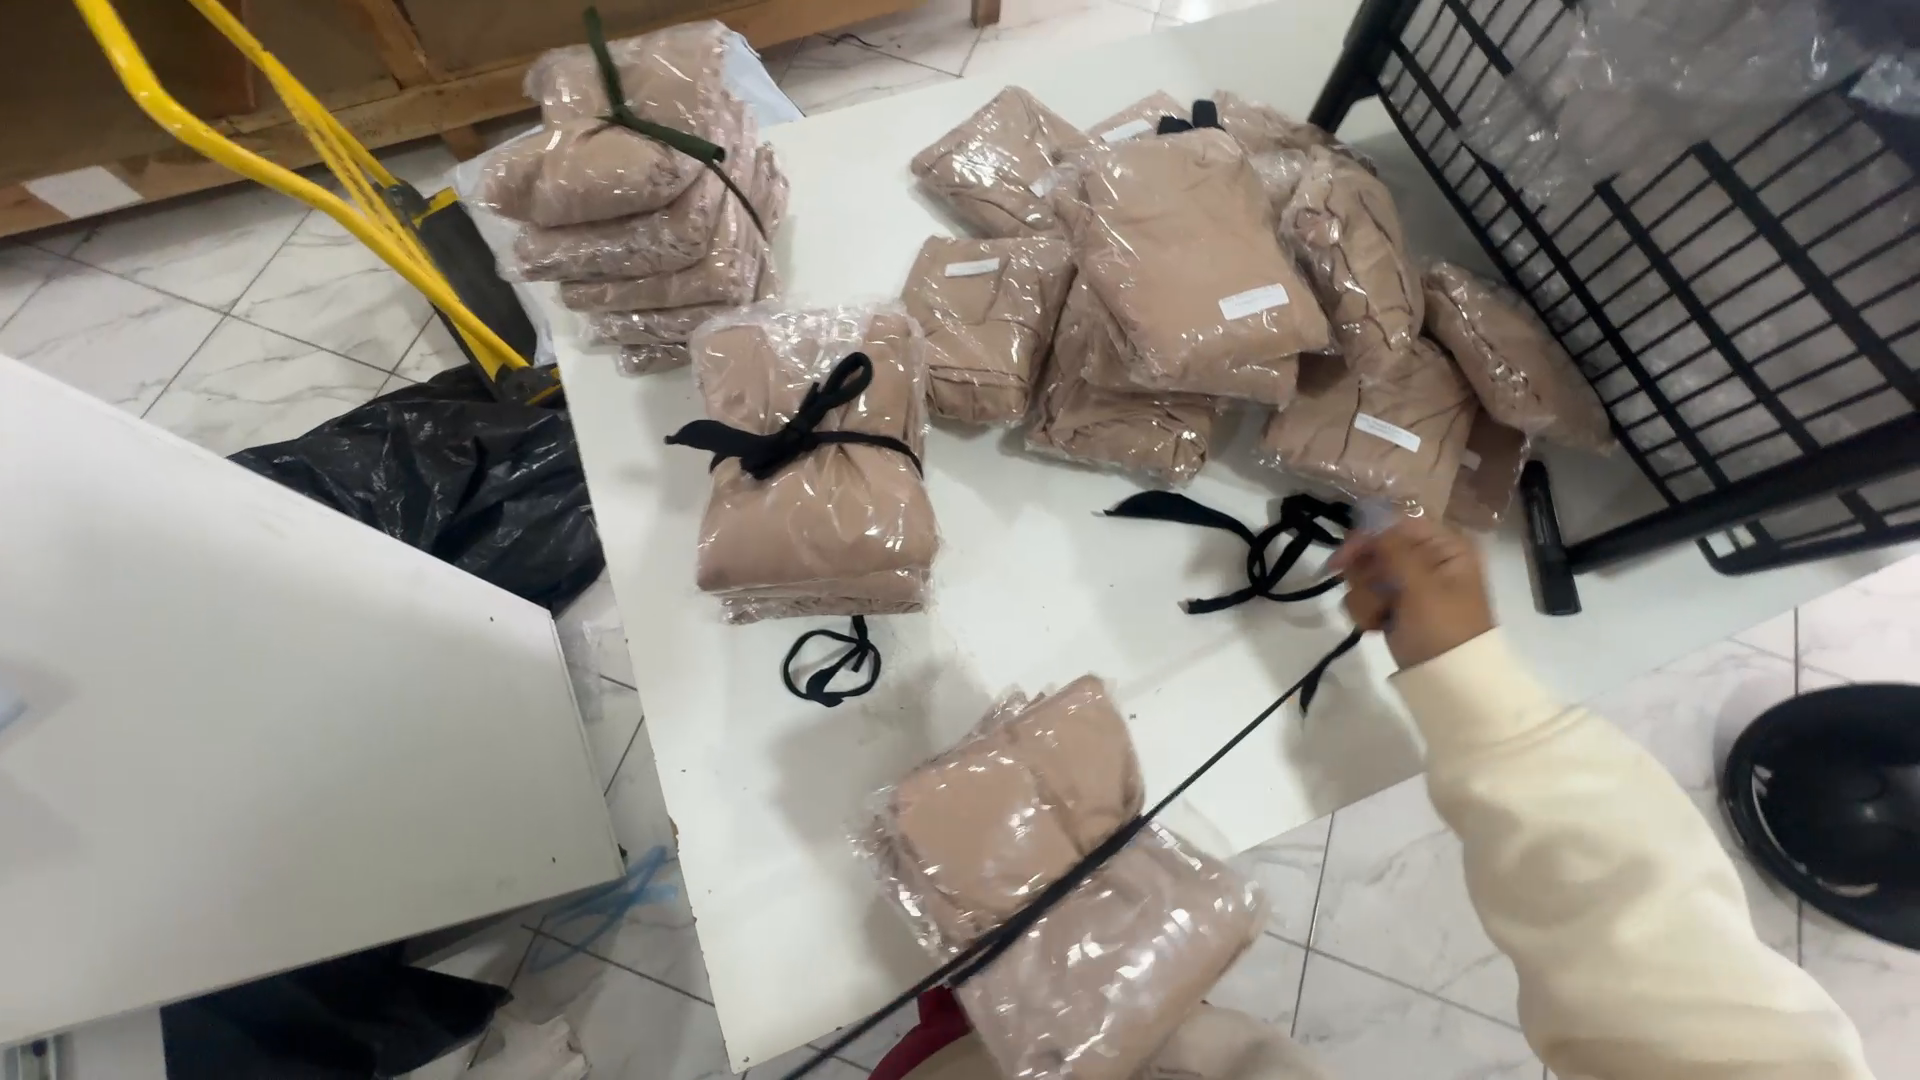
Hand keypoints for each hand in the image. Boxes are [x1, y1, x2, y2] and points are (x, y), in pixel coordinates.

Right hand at [1329, 514, 1493, 668]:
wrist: (1447, 678)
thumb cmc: (1443, 627)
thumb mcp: (1423, 586)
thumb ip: (1396, 551)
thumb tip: (1372, 524)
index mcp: (1444, 548)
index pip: (1396, 524)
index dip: (1368, 537)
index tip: (1345, 558)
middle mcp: (1425, 560)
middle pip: (1374, 548)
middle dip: (1366, 575)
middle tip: (1368, 594)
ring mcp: (1407, 584)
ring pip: (1363, 574)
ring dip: (1365, 598)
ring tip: (1382, 618)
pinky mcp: (1391, 605)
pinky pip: (1362, 596)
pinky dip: (1366, 612)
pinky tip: (1378, 626)